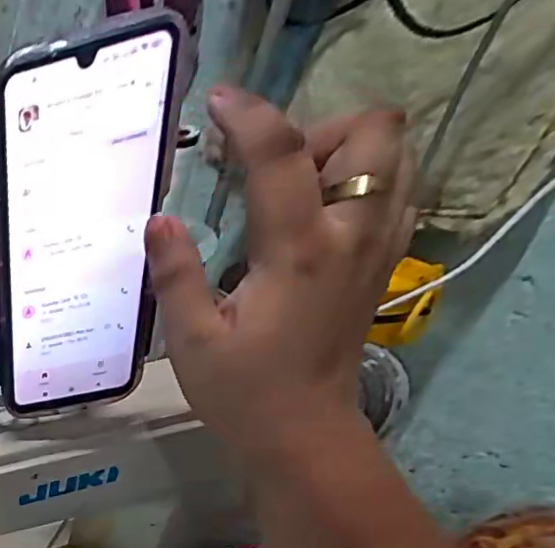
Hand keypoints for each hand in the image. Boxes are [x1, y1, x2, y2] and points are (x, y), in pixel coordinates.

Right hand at [147, 89, 417, 460]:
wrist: (302, 434)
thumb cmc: (243, 393)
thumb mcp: (192, 340)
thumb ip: (176, 275)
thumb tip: (159, 221)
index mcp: (298, 253)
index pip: (282, 156)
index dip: (248, 117)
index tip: (218, 105)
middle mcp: (351, 237)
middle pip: (373, 131)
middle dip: (318, 130)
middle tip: (268, 170)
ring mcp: (376, 250)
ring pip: (395, 156)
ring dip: (344, 153)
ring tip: (292, 190)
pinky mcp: (380, 266)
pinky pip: (395, 193)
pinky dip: (363, 182)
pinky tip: (318, 216)